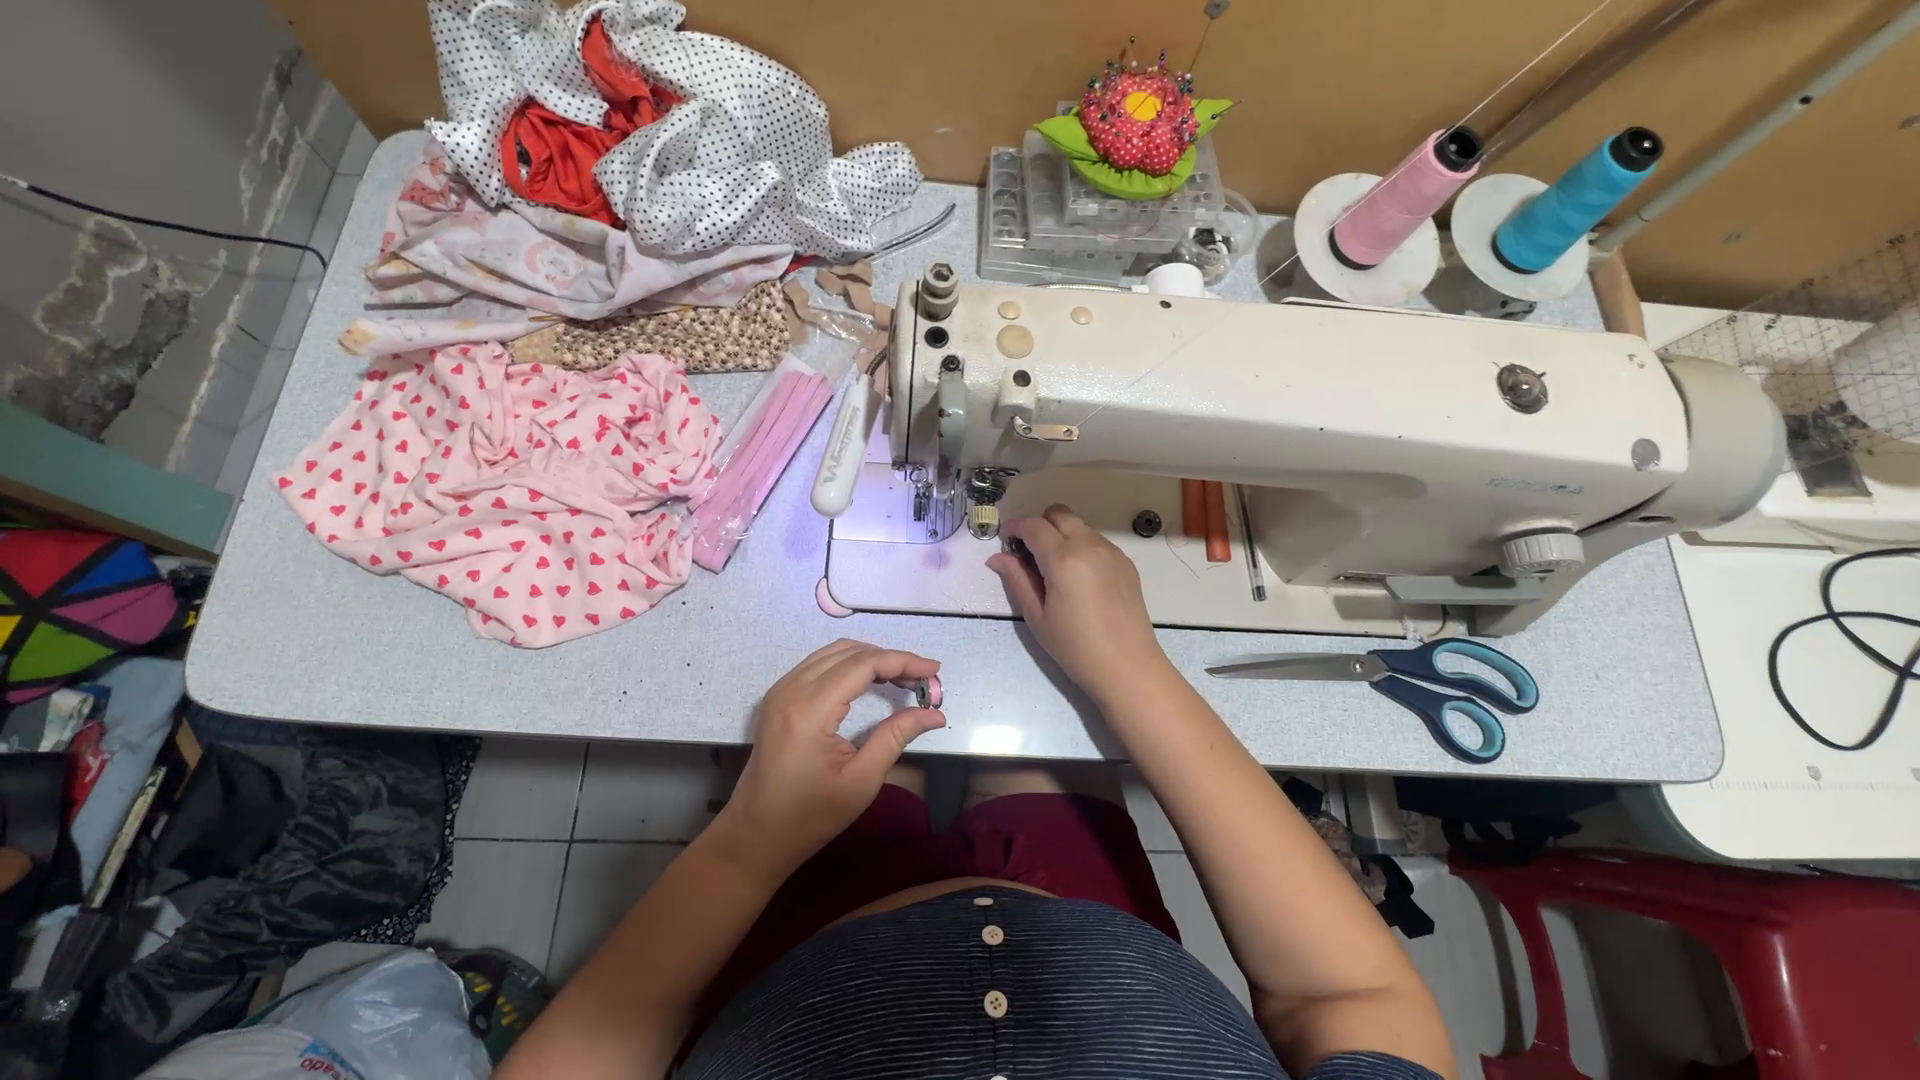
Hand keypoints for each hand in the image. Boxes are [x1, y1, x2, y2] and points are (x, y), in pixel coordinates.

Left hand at [721, 640, 943, 870]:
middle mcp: (791, 689)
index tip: (934, 670)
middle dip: (889, 659)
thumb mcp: (861, 781)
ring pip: (832, 654)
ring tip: (903, 679)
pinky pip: (818, 665)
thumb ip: (896, 737)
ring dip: (869, 659)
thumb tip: (935, 714)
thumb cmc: (810, 816)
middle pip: (848, 652)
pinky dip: (849, 666)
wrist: (756, 835)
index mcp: (810, 709)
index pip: (863, 664)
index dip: (902, 661)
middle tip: (922, 679)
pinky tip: (870, 682)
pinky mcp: (778, 699)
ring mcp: (780, 691)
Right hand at [986, 504, 1172, 703]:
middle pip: (1059, 514)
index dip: (1015, 527)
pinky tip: (1078, 578)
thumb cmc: (1075, 647)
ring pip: (1080, 526)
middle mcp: (1090, 546)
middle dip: (1039, 525)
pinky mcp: (1126, 563)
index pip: (1033, 526)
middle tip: (1028, 552)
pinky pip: (1097, 541)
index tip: (1005, 539)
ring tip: (1053, 568)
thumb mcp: (1037, 617)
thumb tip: (996, 557)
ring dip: (1061, 535)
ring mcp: (1112, 552)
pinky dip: (1081, 546)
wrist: (1127, 666)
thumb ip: (1016, 580)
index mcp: (1064, 559)